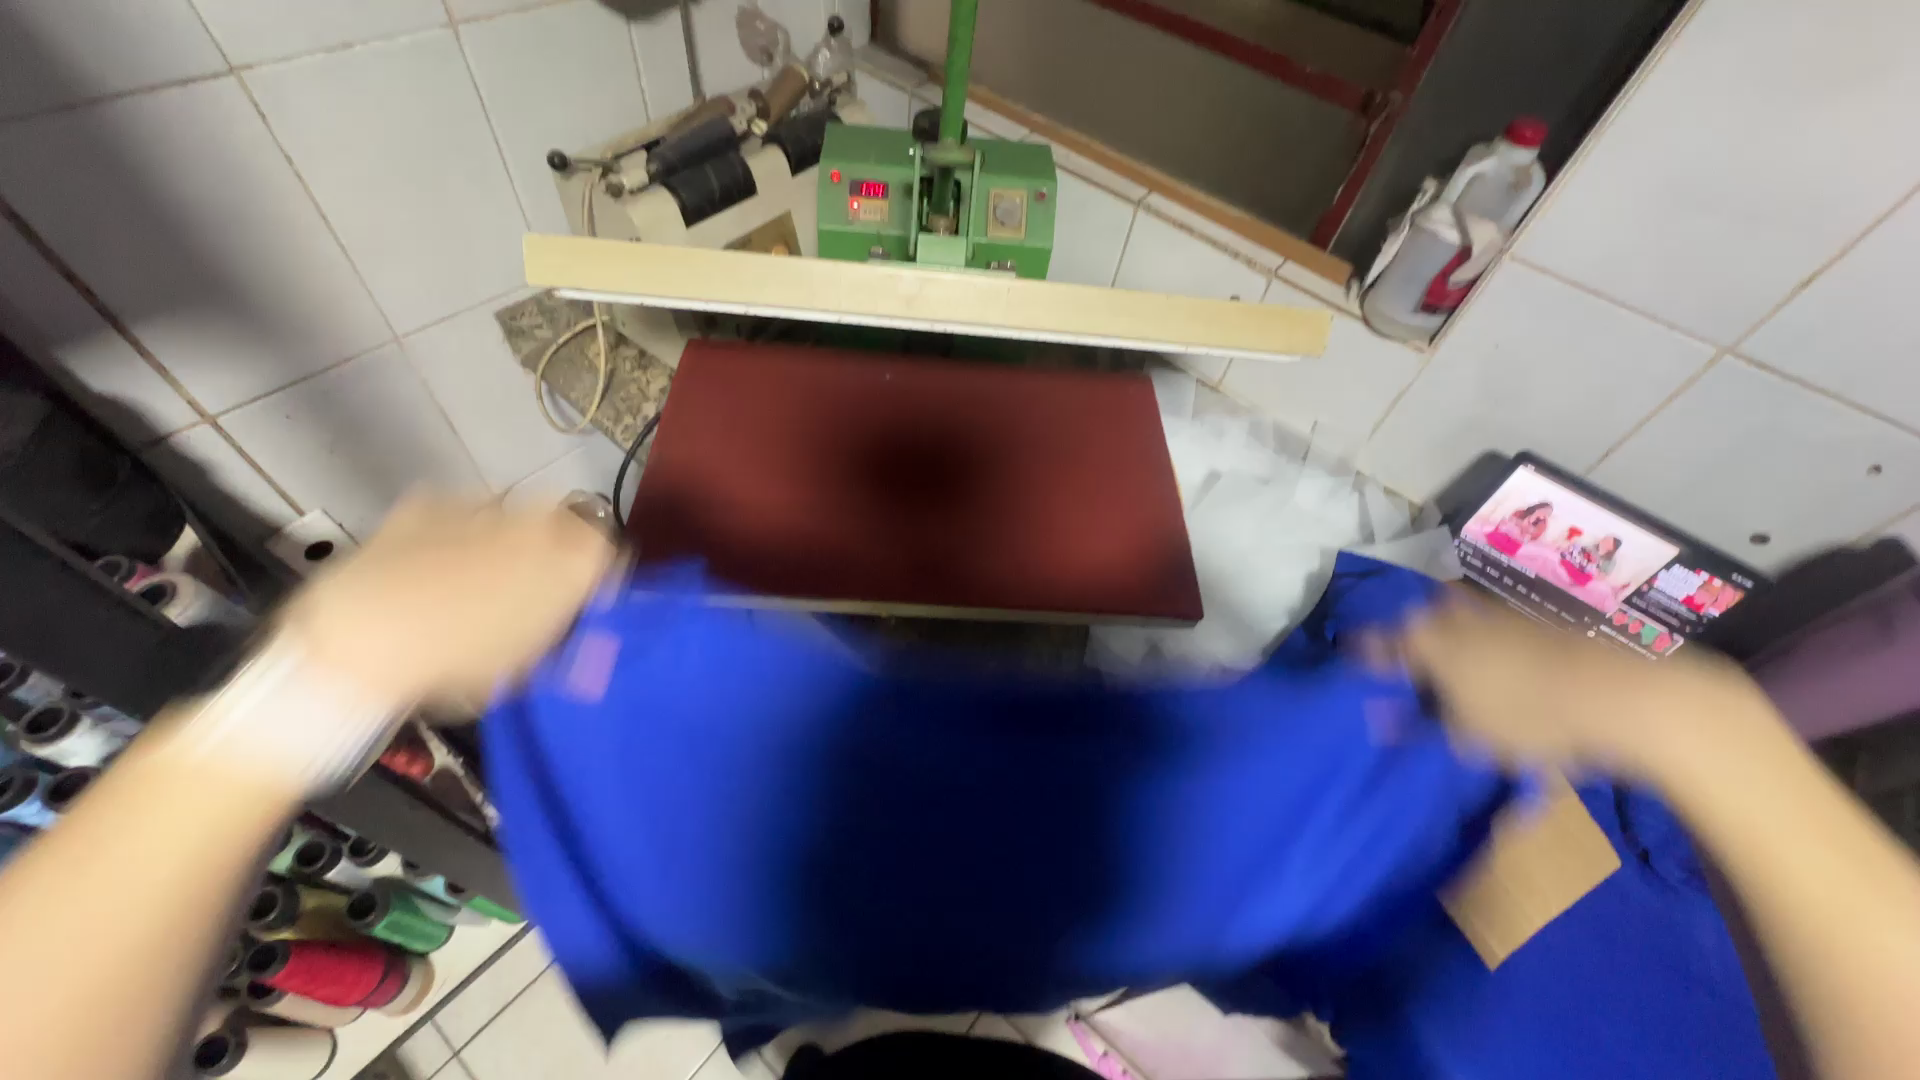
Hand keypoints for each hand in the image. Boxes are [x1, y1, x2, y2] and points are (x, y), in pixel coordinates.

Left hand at [276, 497, 617, 706]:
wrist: (356, 639)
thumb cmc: (455, 664)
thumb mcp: (526, 668)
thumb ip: (566, 644)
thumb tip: (589, 642)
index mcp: (577, 558)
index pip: (613, 558)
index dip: (599, 583)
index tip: (583, 607)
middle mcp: (542, 519)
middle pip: (567, 529)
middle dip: (557, 553)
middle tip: (532, 593)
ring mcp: (484, 504)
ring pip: (515, 518)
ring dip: (509, 540)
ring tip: (478, 580)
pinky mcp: (430, 499)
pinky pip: (460, 513)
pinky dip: (458, 532)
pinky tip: (434, 564)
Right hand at [1392, 589, 1781, 780]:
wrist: (1632, 697)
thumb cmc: (1532, 717)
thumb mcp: (1467, 736)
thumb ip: (1420, 725)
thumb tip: (1382, 721)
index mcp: (1427, 640)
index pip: (1379, 646)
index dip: (1364, 659)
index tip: (1355, 669)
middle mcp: (1456, 618)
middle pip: (1419, 627)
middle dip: (1411, 647)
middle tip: (1413, 678)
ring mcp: (1501, 616)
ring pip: (1460, 626)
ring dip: (1453, 646)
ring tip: (1461, 682)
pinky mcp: (1540, 623)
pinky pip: (1497, 633)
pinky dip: (1491, 650)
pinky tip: (1506, 678)